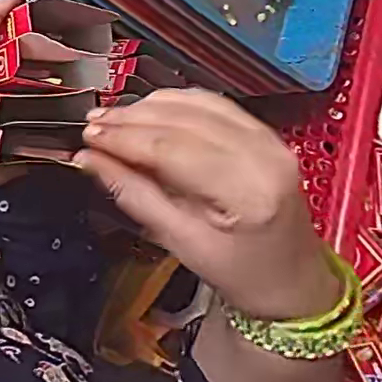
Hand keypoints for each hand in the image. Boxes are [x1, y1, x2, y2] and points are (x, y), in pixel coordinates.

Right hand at [74, 89, 339, 320]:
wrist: (293, 280)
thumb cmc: (240, 273)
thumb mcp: (180, 242)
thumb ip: (132, 193)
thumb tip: (88, 159)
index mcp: (247, 193)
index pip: (172, 149)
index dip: (125, 138)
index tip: (89, 137)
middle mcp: (264, 155)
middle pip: (181, 121)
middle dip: (130, 119)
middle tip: (92, 125)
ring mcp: (268, 138)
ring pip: (193, 103)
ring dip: (147, 107)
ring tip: (112, 119)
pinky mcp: (263, 130)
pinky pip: (210, 102)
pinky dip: (172, 102)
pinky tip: (146, 111)